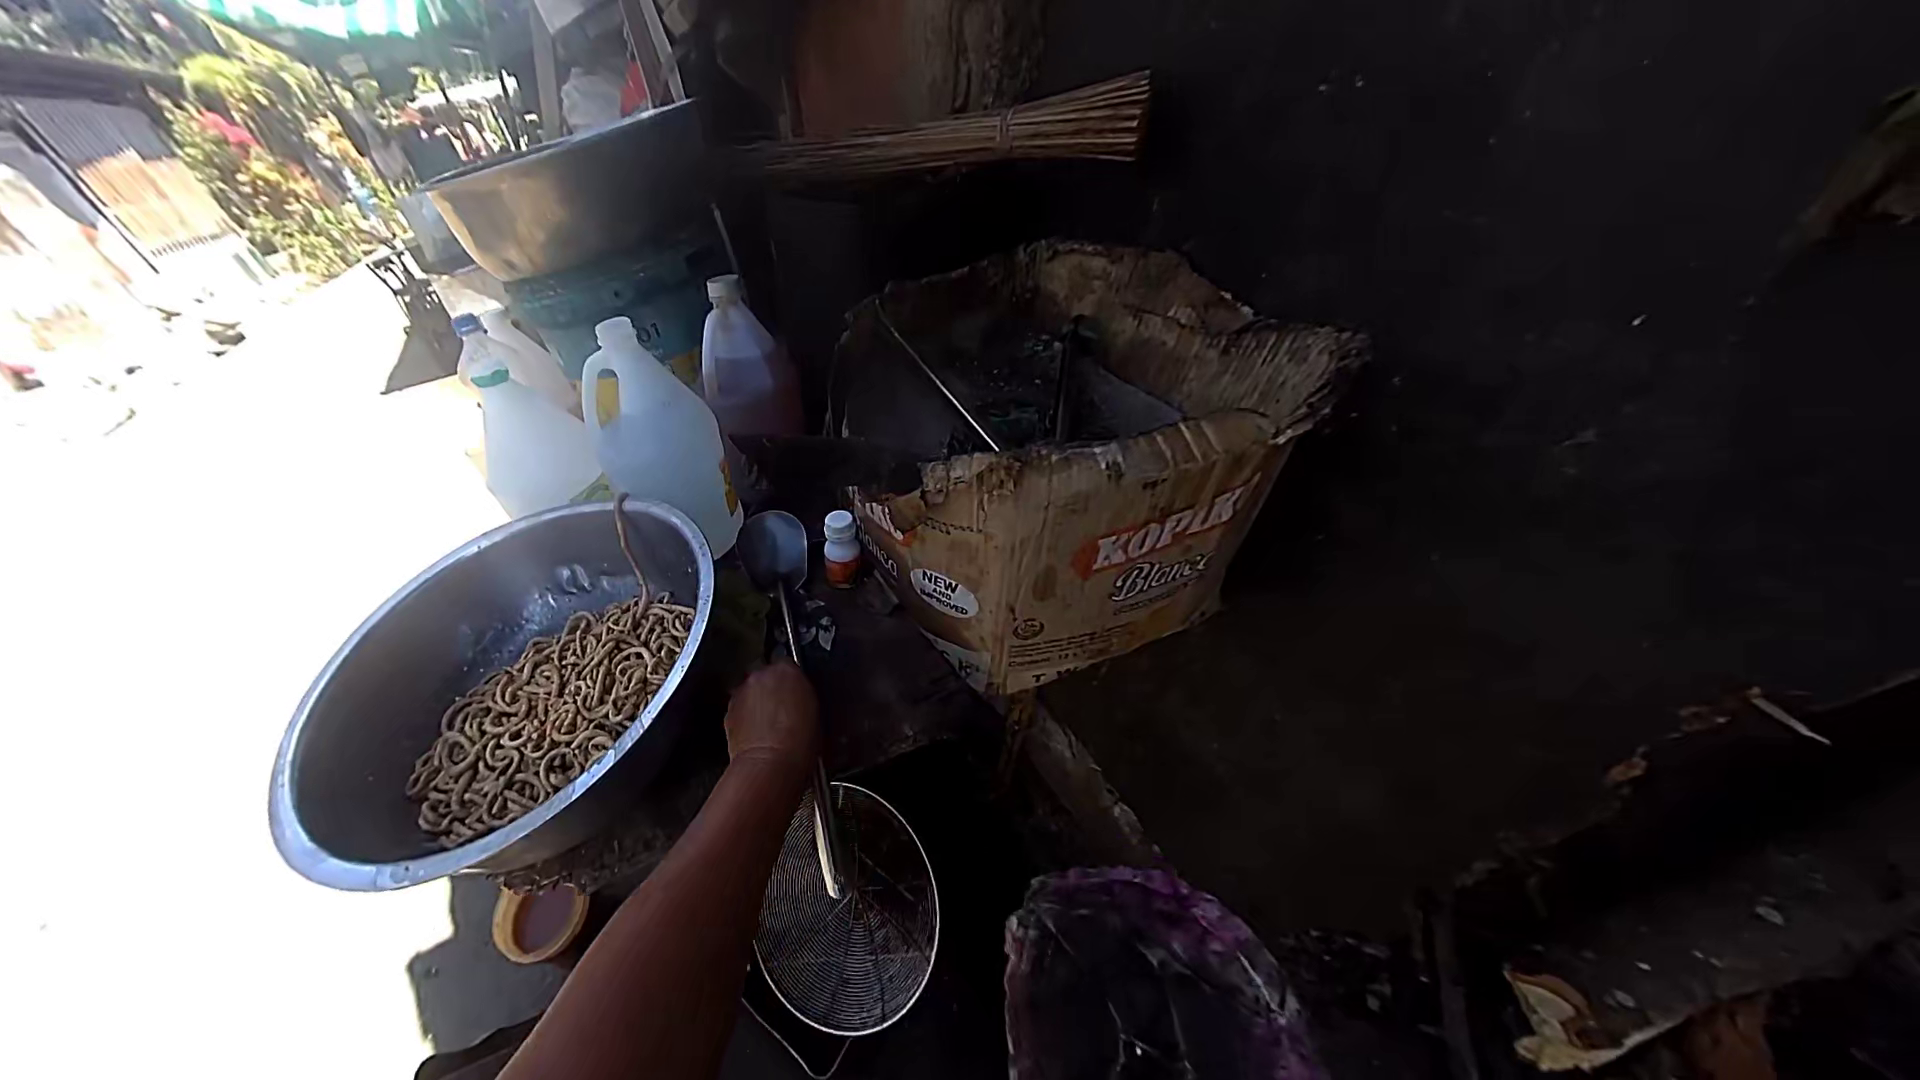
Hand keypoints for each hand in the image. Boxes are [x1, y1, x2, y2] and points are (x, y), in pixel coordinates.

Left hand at [724, 661, 818, 769]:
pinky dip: (747, 715)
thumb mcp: (817, 711)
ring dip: (759, 700)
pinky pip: (740, 706)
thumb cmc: (798, 743)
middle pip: (768, 673)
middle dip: (775, 687)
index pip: (790, 663)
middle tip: (785, 707)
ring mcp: (742, 692)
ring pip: (752, 689)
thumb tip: (802, 696)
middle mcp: (761, 675)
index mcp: (788, 669)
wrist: (770, 765)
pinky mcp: (728, 710)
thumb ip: (806, 693)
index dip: (794, 678)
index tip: (798, 690)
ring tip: (771, 722)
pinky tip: (759, 731)